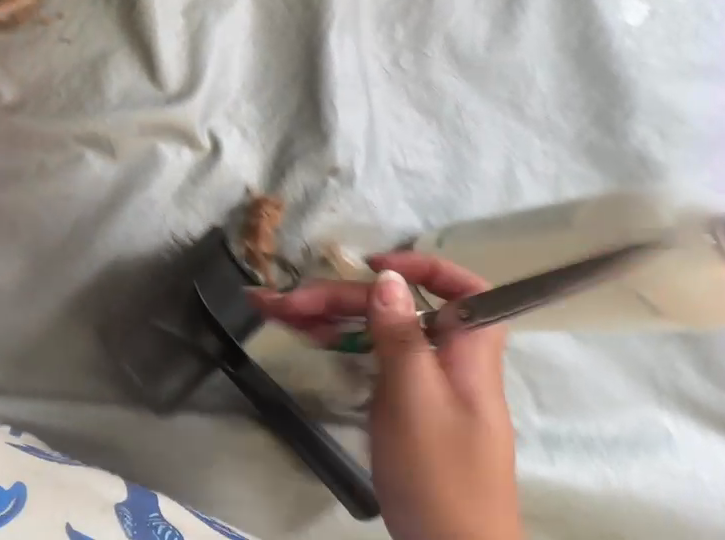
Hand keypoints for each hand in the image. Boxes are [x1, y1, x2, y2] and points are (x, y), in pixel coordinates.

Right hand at [253, 253, 521, 539]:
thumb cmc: (439, 473)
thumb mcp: (414, 400)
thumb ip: (401, 337)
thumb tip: (389, 281)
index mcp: (466, 359)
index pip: (469, 294)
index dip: (427, 269)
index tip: (372, 267)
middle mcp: (448, 365)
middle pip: (397, 310)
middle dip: (338, 297)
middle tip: (282, 301)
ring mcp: (425, 387)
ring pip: (376, 332)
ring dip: (326, 316)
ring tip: (272, 310)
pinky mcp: (404, 407)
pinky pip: (370, 358)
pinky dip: (335, 341)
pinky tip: (301, 334)